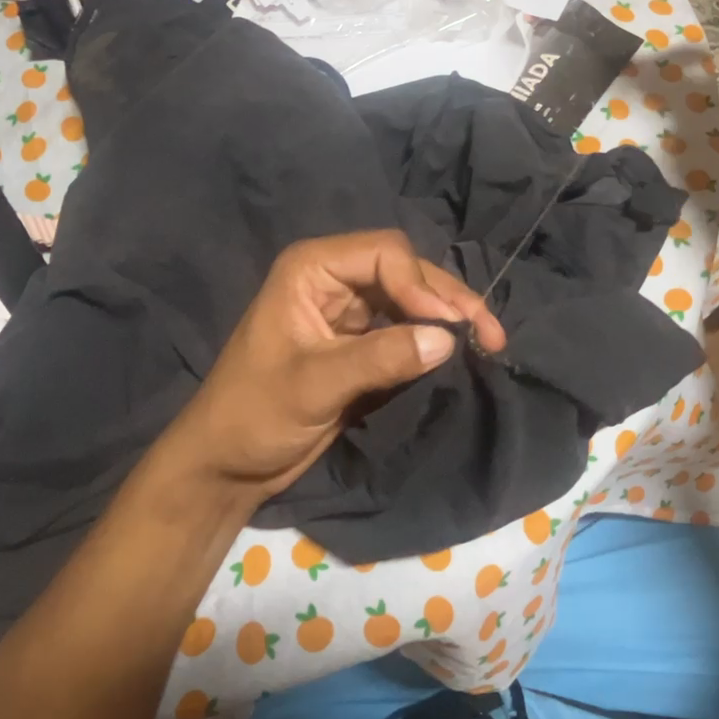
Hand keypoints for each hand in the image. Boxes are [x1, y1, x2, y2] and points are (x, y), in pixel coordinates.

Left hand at [158, 231, 506, 502]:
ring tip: (490, 343)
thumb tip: (447, 338)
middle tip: (491, 334)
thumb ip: (380, 358)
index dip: (422, 286)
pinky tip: (460, 353)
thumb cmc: (255, 414)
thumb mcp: (315, 385)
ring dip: (448, 318)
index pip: (385, 254)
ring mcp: (348, 311)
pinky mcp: (359, 343)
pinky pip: (405, 329)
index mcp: (312, 269)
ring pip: (412, 299)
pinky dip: (433, 340)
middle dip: (448, 300)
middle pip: (406, 272)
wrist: (227, 464)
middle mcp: (333, 279)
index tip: (450, 328)